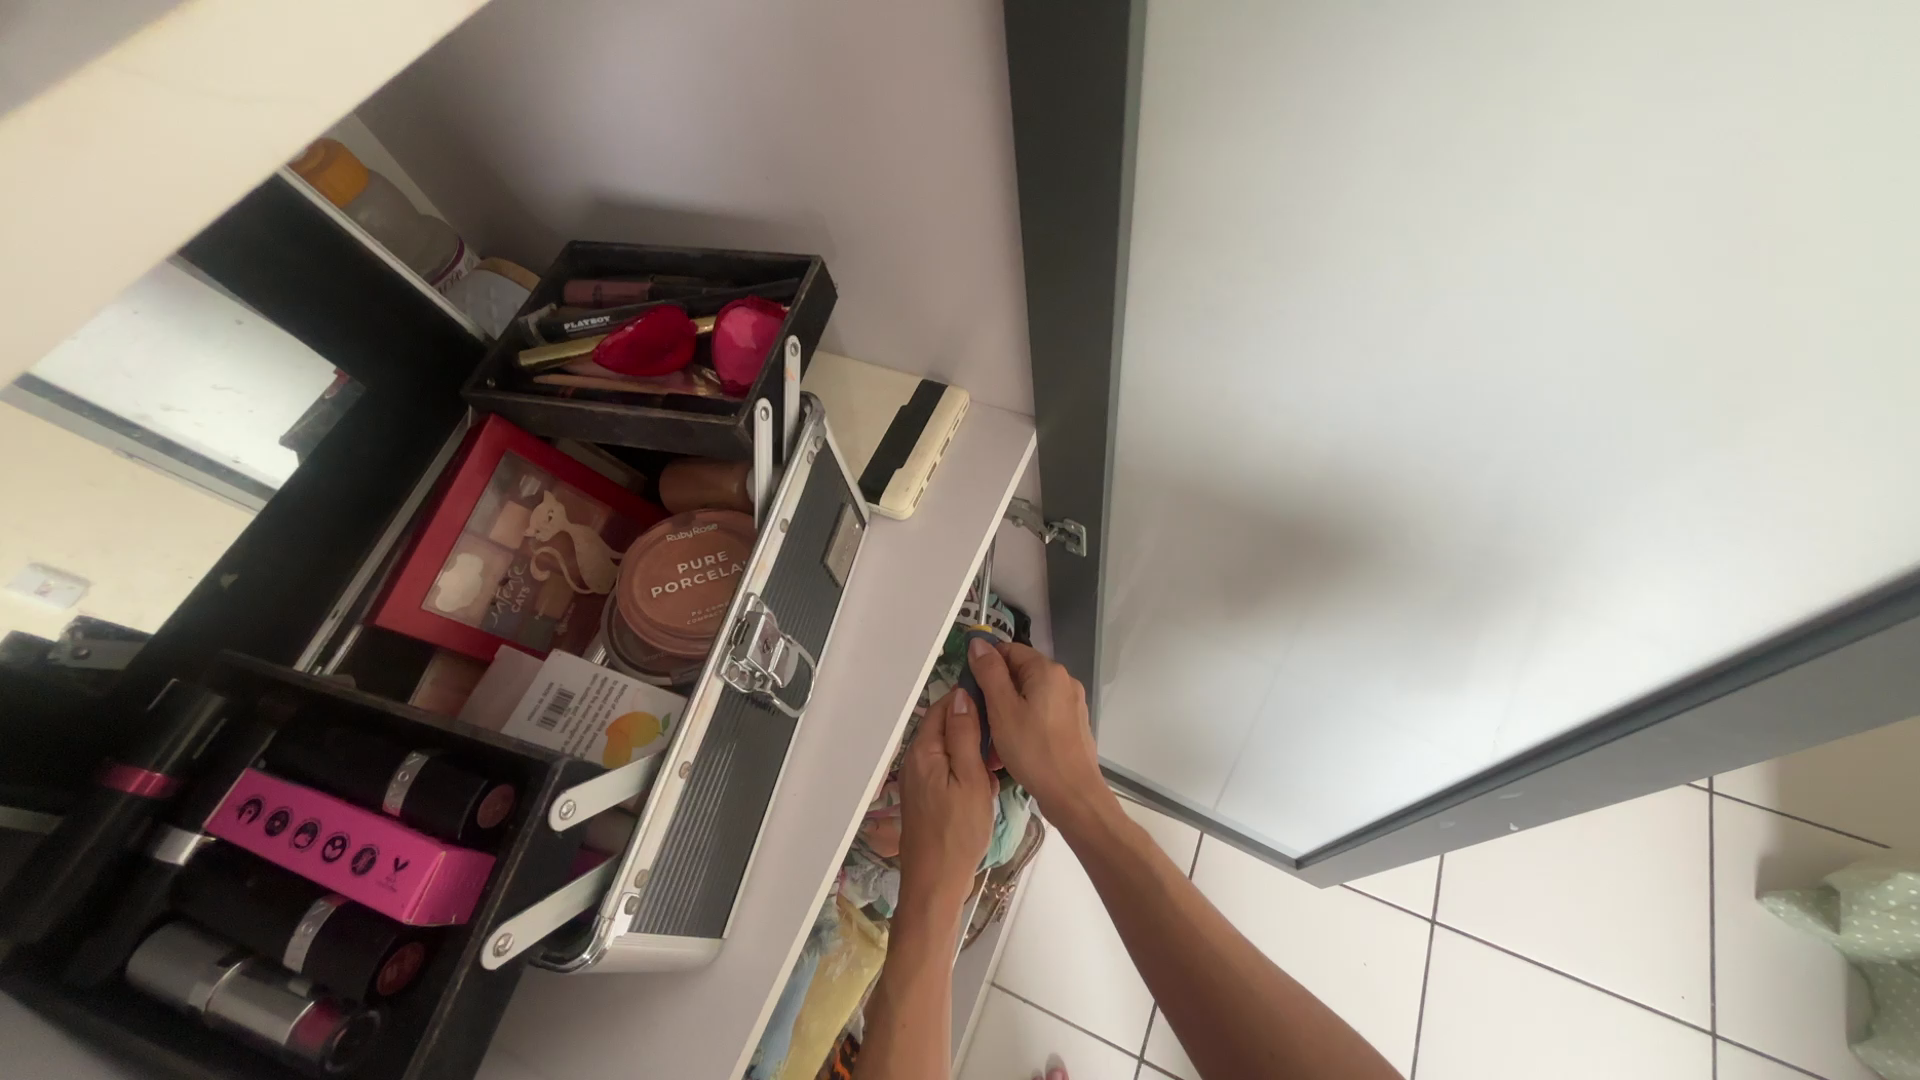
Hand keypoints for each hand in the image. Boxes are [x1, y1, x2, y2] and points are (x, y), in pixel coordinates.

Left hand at [897, 688, 998, 918]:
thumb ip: (964, 734)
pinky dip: (967, 775)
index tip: (998, 708)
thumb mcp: (970, 778)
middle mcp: (915, 759)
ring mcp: (919, 779)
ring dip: (973, 757)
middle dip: (975, 732)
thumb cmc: (958, 831)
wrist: (936, 882)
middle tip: (1000, 750)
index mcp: (924, 749)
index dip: (970, 701)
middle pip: (946, 727)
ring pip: (951, 751)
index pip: (944, 706)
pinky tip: (983, 792)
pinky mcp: (925, 796)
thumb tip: (961, 695)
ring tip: (994, 774)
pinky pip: (949, 771)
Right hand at [966, 640, 1107, 820]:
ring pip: (1029, 697)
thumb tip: (978, 643)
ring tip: (991, 741)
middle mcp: (1064, 680)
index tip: (968, 687)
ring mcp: (1071, 703)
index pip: (1010, 650)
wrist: (1073, 794)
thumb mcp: (1002, 709)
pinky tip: (1011, 750)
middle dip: (995, 693)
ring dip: (1006, 713)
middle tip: (978, 718)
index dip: (985, 664)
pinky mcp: (1073, 724)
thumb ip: (989, 673)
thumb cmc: (1033, 750)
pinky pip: (1041, 715)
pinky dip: (1023, 725)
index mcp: (1047, 670)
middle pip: (1020, 674)